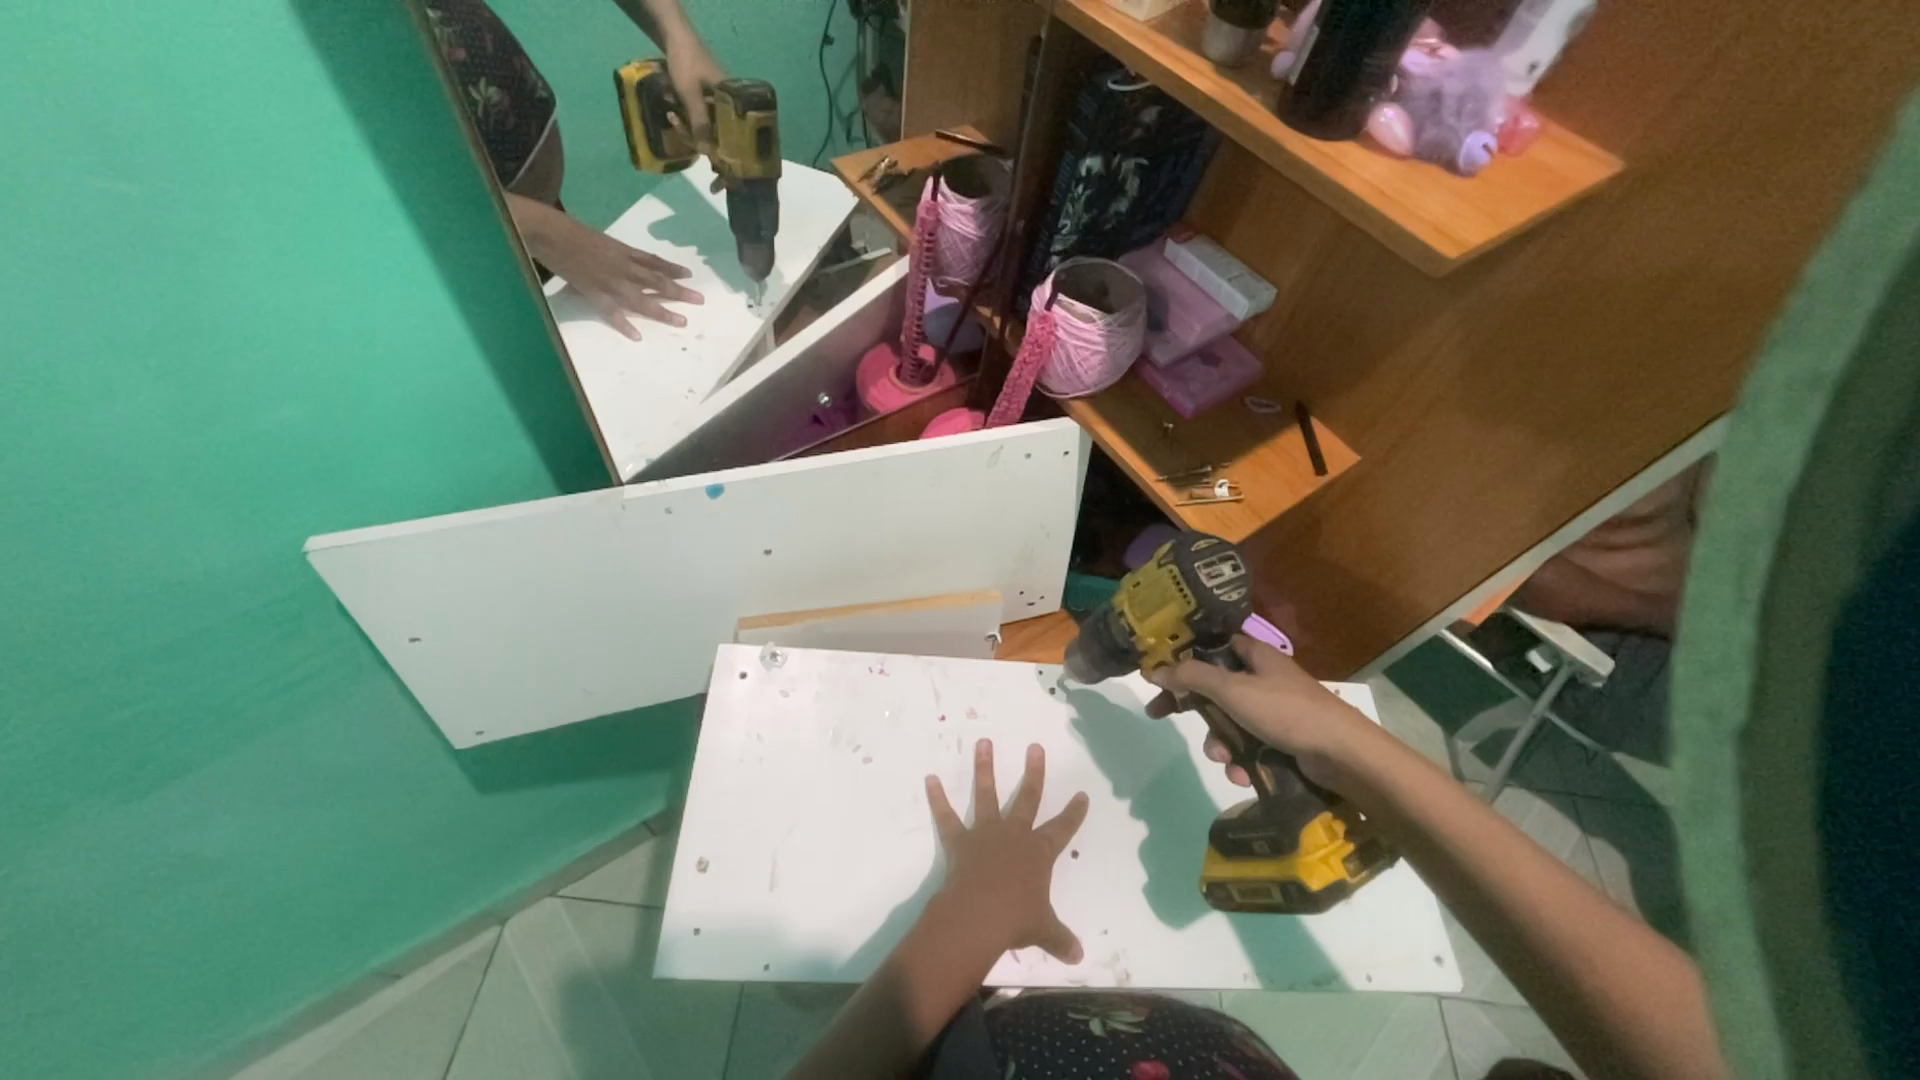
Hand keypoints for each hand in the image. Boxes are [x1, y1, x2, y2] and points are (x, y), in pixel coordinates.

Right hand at [513, 197, 703, 339]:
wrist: (546, 230)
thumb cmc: (568, 231)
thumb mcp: (599, 238)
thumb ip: (614, 251)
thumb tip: (624, 259)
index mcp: (623, 251)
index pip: (654, 262)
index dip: (672, 269)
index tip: (689, 275)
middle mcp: (623, 267)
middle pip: (657, 281)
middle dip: (679, 292)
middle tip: (699, 300)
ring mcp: (610, 281)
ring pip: (642, 299)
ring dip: (663, 311)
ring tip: (681, 322)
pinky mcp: (594, 292)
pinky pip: (612, 312)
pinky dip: (624, 324)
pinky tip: (637, 336)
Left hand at [665, 34, 726, 152]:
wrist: (674, 35)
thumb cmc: (687, 62)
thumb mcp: (691, 94)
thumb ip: (700, 122)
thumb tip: (707, 152)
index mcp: (734, 103)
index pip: (732, 135)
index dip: (719, 147)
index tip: (700, 149)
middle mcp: (730, 104)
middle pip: (718, 131)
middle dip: (695, 133)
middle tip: (675, 123)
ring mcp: (718, 100)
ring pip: (707, 124)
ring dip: (687, 123)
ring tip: (671, 115)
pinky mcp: (706, 96)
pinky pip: (700, 114)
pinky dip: (686, 113)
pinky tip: (672, 107)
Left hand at [925, 740, 1088, 963]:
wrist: (979, 916)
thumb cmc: (1016, 920)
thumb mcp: (1044, 931)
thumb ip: (1060, 939)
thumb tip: (1079, 958)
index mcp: (1039, 852)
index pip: (1063, 827)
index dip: (1074, 812)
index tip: (1082, 793)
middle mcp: (1015, 835)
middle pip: (1028, 798)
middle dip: (1034, 772)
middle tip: (1035, 747)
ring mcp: (986, 834)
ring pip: (987, 794)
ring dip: (985, 768)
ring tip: (983, 741)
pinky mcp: (960, 841)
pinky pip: (947, 817)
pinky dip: (937, 798)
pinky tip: (930, 779)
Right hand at [1146, 635, 1383, 790]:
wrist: (1343, 755)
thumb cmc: (1287, 711)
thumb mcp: (1233, 690)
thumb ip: (1192, 677)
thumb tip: (1154, 670)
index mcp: (1256, 656)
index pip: (1213, 646)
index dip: (1185, 657)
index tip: (1161, 673)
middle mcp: (1264, 679)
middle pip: (1214, 688)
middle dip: (1195, 709)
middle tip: (1160, 716)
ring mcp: (1275, 711)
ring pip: (1229, 722)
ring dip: (1220, 743)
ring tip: (1226, 760)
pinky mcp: (1283, 740)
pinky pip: (1249, 747)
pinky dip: (1242, 760)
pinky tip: (1244, 775)